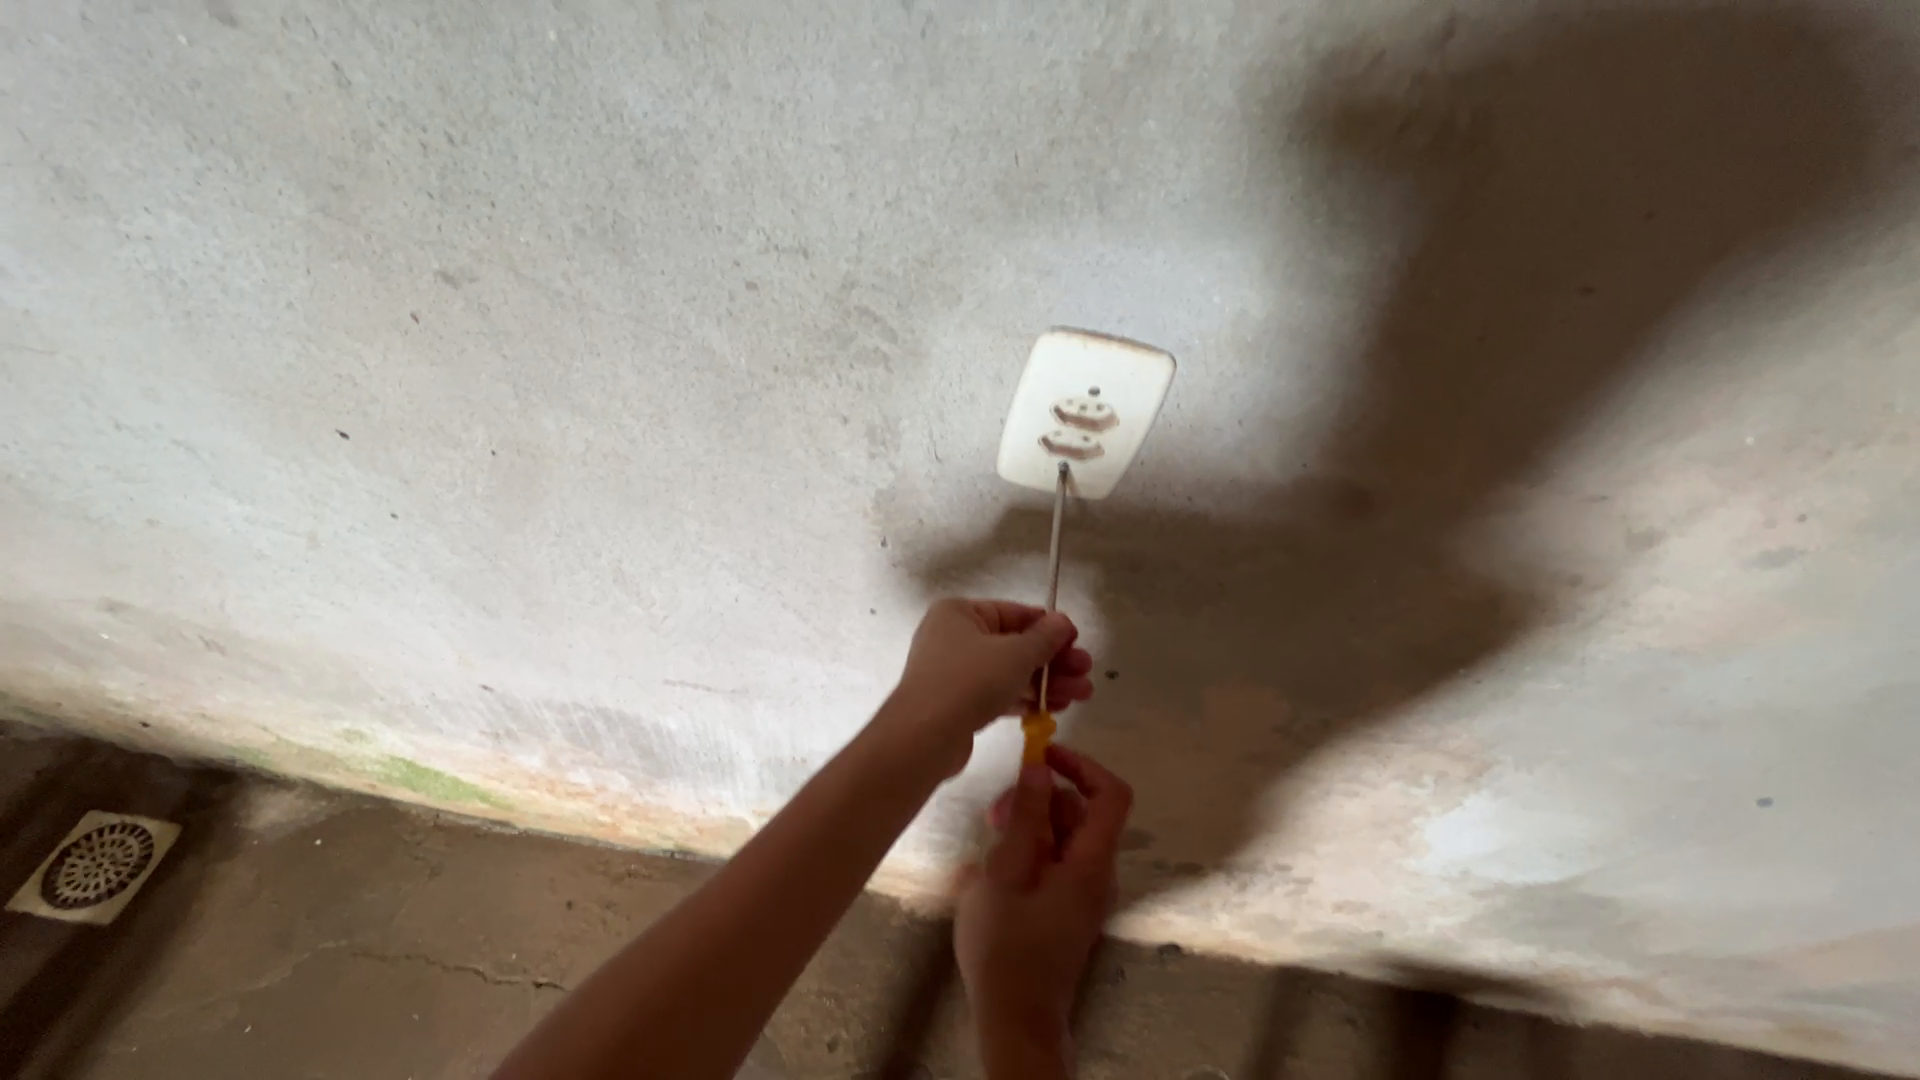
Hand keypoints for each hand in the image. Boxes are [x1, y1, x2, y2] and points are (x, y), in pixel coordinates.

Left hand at [886, 599, 1092, 772]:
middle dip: (1053, 660)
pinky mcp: (958, 702)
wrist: (924, 737)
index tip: (1078, 643)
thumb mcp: (1015, 654)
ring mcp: (954, 671)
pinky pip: (998, 693)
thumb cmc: (969, 681)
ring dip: (1046, 682)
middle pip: (1014, 644)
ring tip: (1082, 694)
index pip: (1015, 613)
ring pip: (1009, 671)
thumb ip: (1044, 638)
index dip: (1049, 627)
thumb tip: (1063, 622)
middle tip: (1086, 673)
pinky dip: (1026, 698)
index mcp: (960, 612)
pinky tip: (1056, 708)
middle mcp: (954, 636)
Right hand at [954, 745, 1131, 1075]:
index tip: (1042, 754)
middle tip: (996, 810)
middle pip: (1081, 811)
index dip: (1081, 765)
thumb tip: (1039, 766)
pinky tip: (994, 864)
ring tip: (990, 836)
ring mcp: (1083, 892)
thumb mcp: (1007, 871)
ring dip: (1029, 822)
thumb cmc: (1007, 944)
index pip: (1111, 794)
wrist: (1015, 1018)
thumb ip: (1025, 815)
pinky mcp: (1067, 906)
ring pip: (1064, 834)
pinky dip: (1029, 848)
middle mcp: (1098, 873)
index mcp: (1092, 863)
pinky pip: (1056, 859)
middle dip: (1040, 797)